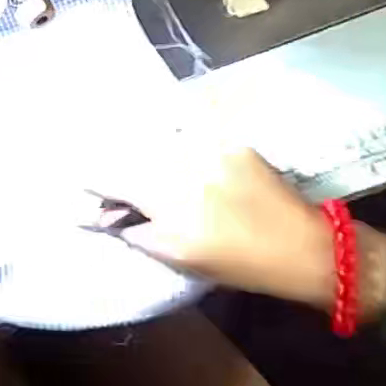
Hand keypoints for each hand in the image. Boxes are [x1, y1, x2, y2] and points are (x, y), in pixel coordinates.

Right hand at [92, 146, 385, 311]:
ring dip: (145, 148)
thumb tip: (96, 216)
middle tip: (120, 184)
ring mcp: (209, 146)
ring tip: (153, 166)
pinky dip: (176, 132)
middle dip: (117, 164)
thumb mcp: (177, 257)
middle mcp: (185, 166)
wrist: (302, 245)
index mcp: (169, 202)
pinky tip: (179, 144)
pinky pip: (190, 124)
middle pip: (130, 150)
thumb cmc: (236, 262)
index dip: (91, 178)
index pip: (110, 176)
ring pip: (157, 135)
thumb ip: (133, 231)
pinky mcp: (230, 136)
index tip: (82, 181)